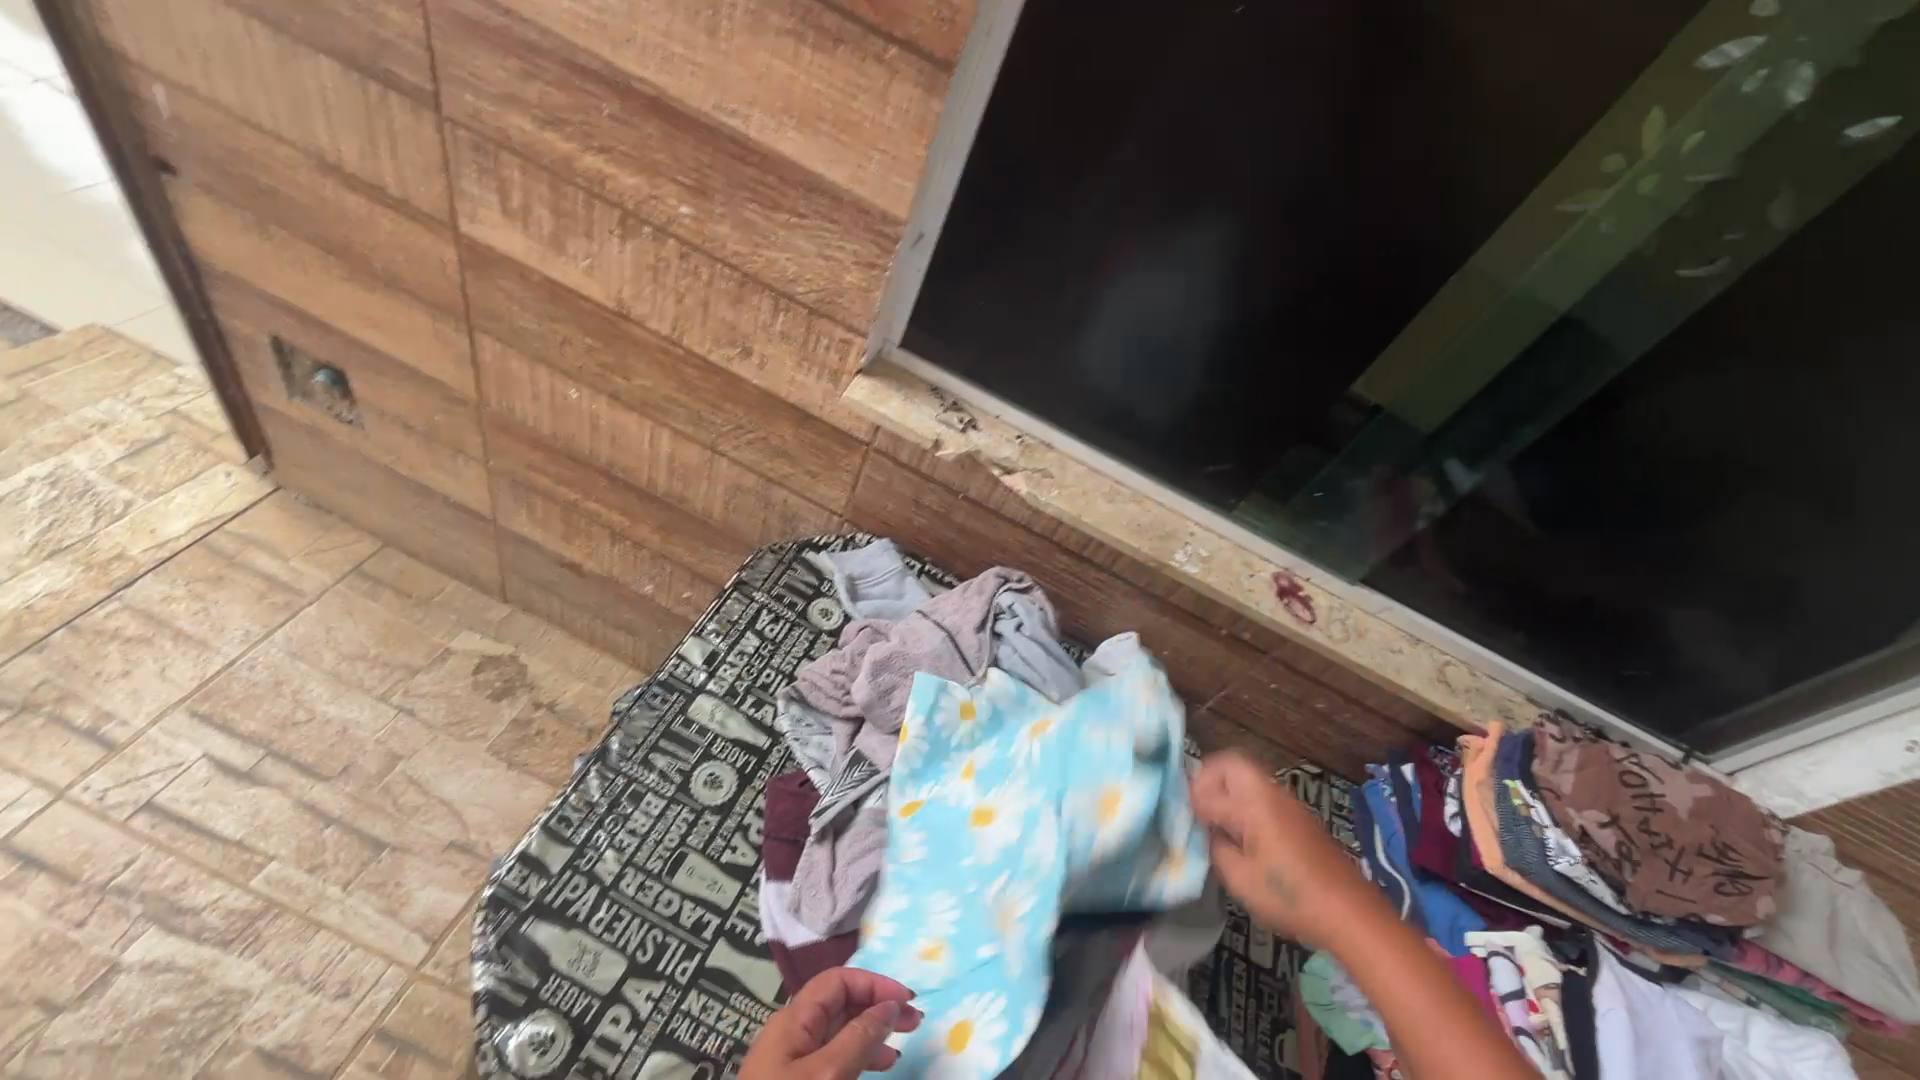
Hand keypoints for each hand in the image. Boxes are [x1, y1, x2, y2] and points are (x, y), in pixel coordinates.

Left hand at [740, 968, 923, 1079]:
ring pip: (838, 1032)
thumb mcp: (828, 1074)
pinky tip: (878, 1067)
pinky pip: (832, 1056)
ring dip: (872, 1033)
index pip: (838, 980)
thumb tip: (890, 1005)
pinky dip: (858, 1056)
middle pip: (839, 1003)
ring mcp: (791, 1060)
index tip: (908, 1001)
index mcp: (794, 1019)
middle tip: (915, 1022)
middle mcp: (791, 1032)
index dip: (874, 983)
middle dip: (877, 1007)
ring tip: (901, 1048)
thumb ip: (859, 1037)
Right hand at [1190, 751, 1376, 947]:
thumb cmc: (1290, 896)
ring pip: (1247, 780)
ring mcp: (1288, 805)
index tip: (1179, 819)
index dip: (1188, 801)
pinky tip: (1240, 837)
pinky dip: (1244, 805)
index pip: (1207, 790)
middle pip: (1231, 764)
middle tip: (1196, 810)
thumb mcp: (1240, 879)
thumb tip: (1207, 832)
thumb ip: (1216, 848)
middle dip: (1207, 780)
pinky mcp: (1298, 819)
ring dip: (1226, 792)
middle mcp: (1270, 794)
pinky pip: (1262, 797)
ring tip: (1215, 825)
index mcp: (1253, 804)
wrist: (1350, 914)